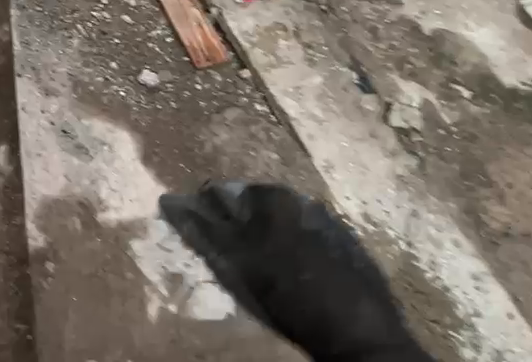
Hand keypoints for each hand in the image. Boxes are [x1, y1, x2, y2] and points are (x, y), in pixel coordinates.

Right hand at [160, 181, 432, 361]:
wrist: (363, 339)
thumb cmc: (287, 298)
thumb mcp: (234, 265)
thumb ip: (199, 228)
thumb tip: (167, 200)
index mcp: (268, 198)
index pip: (220, 192)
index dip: (205, 211)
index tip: (202, 231)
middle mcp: (298, 200)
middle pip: (251, 201)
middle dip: (237, 219)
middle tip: (232, 247)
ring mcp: (328, 223)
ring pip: (281, 217)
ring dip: (266, 231)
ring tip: (263, 258)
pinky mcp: (351, 246)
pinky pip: (310, 234)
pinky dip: (296, 244)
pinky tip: (295, 267)